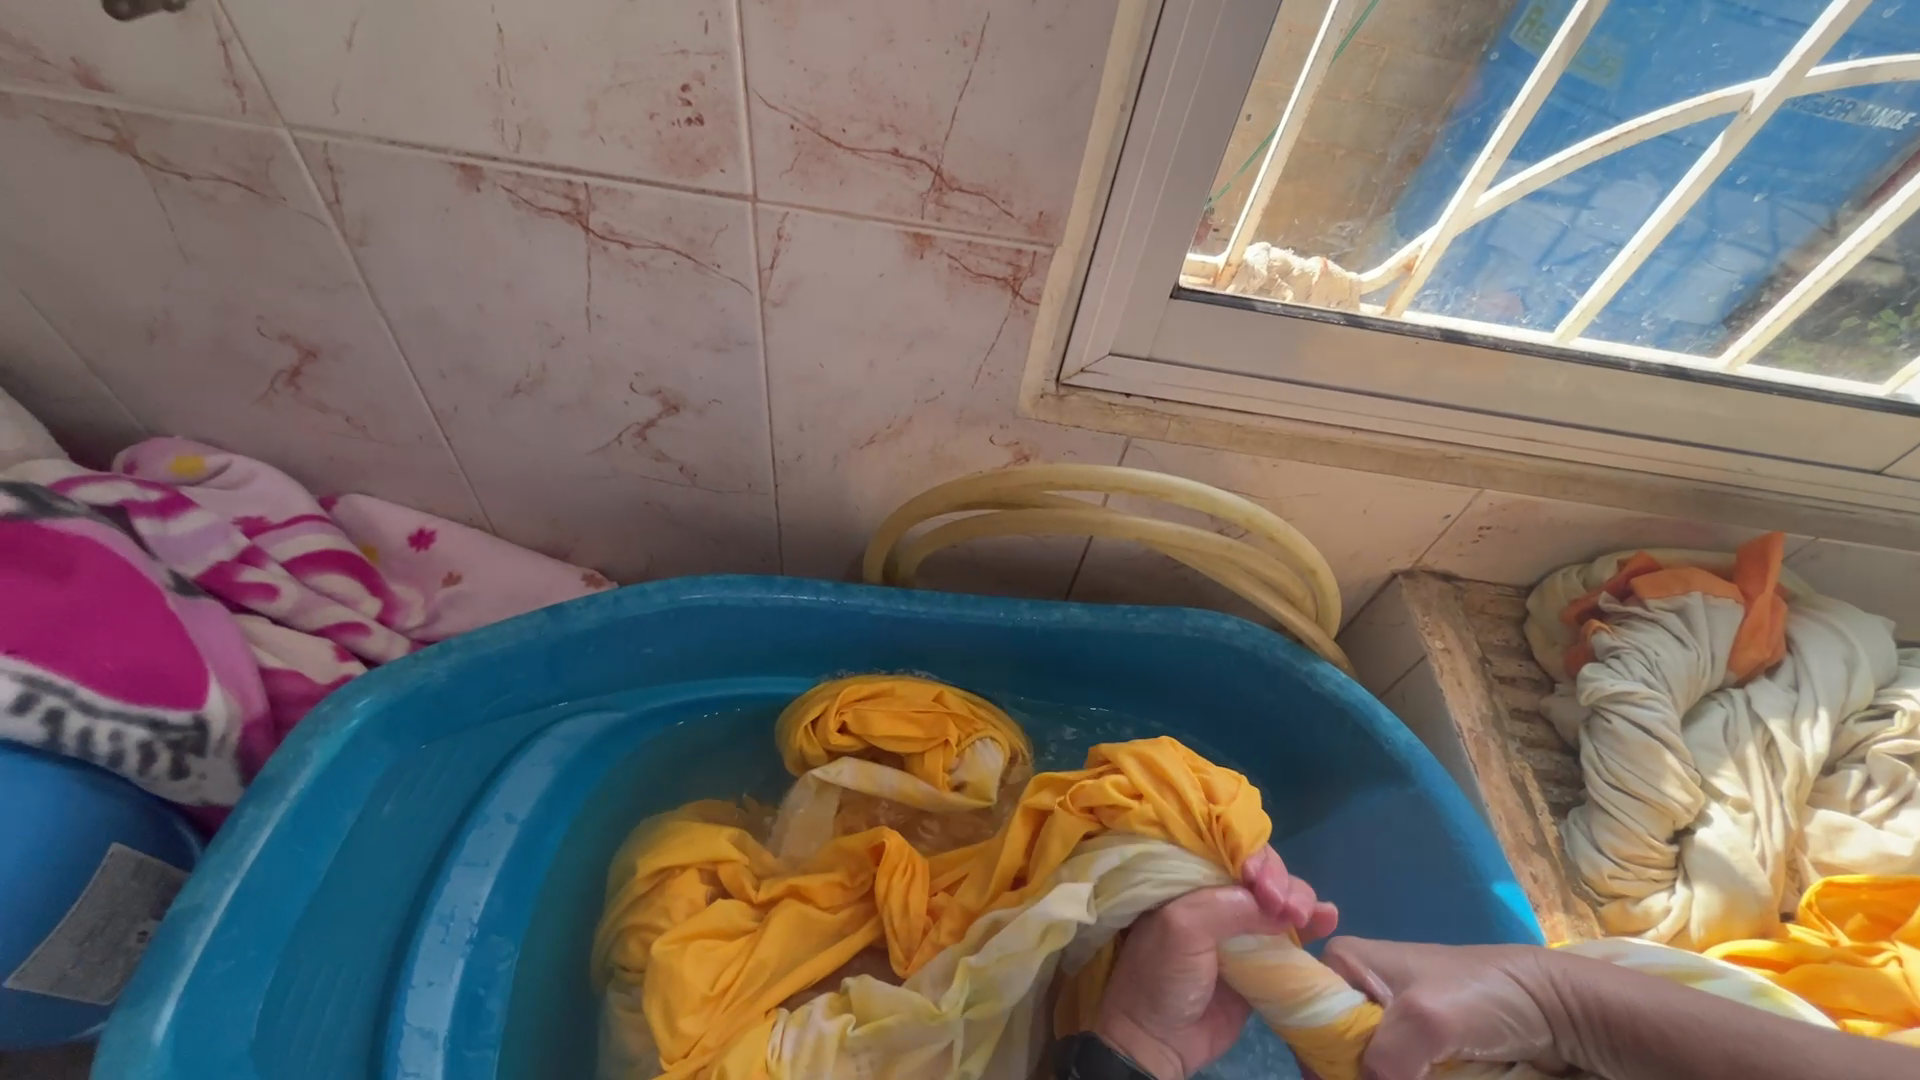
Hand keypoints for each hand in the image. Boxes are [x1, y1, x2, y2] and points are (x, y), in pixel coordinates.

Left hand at [1095, 846, 1337, 1079]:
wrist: (1161, 1040)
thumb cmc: (1160, 975)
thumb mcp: (1181, 928)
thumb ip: (1225, 907)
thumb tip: (1275, 904)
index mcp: (1188, 877)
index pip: (1227, 847)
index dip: (1252, 856)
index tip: (1259, 879)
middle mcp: (1215, 894)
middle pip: (1261, 870)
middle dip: (1280, 880)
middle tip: (1285, 907)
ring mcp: (1240, 925)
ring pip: (1280, 898)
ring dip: (1300, 899)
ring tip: (1307, 915)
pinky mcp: (1261, 957)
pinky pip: (1290, 932)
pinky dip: (1312, 922)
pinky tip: (1328, 918)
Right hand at [1321, 938, 1569, 1079]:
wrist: (1553, 1010)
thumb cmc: (1482, 995)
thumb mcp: (1427, 1018)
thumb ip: (1386, 1055)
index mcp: (1341, 963)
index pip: (1302, 1012)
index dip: (1314, 1054)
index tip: (1337, 1078)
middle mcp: (1354, 989)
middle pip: (1330, 1047)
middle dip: (1347, 1074)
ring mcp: (1386, 1022)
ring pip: (1360, 1068)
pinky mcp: (1414, 1049)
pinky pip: (1386, 1073)